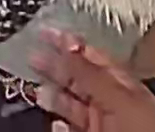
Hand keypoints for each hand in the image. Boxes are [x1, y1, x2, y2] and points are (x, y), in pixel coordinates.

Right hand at [31, 29, 154, 131]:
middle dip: (54, 66)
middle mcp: (111, 103)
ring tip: (39, 93)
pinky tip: (56, 125)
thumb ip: (91, 72)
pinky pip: (71, 130)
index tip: (45, 32)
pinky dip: (60, 127)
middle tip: (33, 57)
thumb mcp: (118, 99)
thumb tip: (67, 45)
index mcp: (122, 85)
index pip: (90, 55)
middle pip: (77, 78)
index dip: (67, 42)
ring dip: (53, 97)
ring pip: (70, 105)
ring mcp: (103, 126)